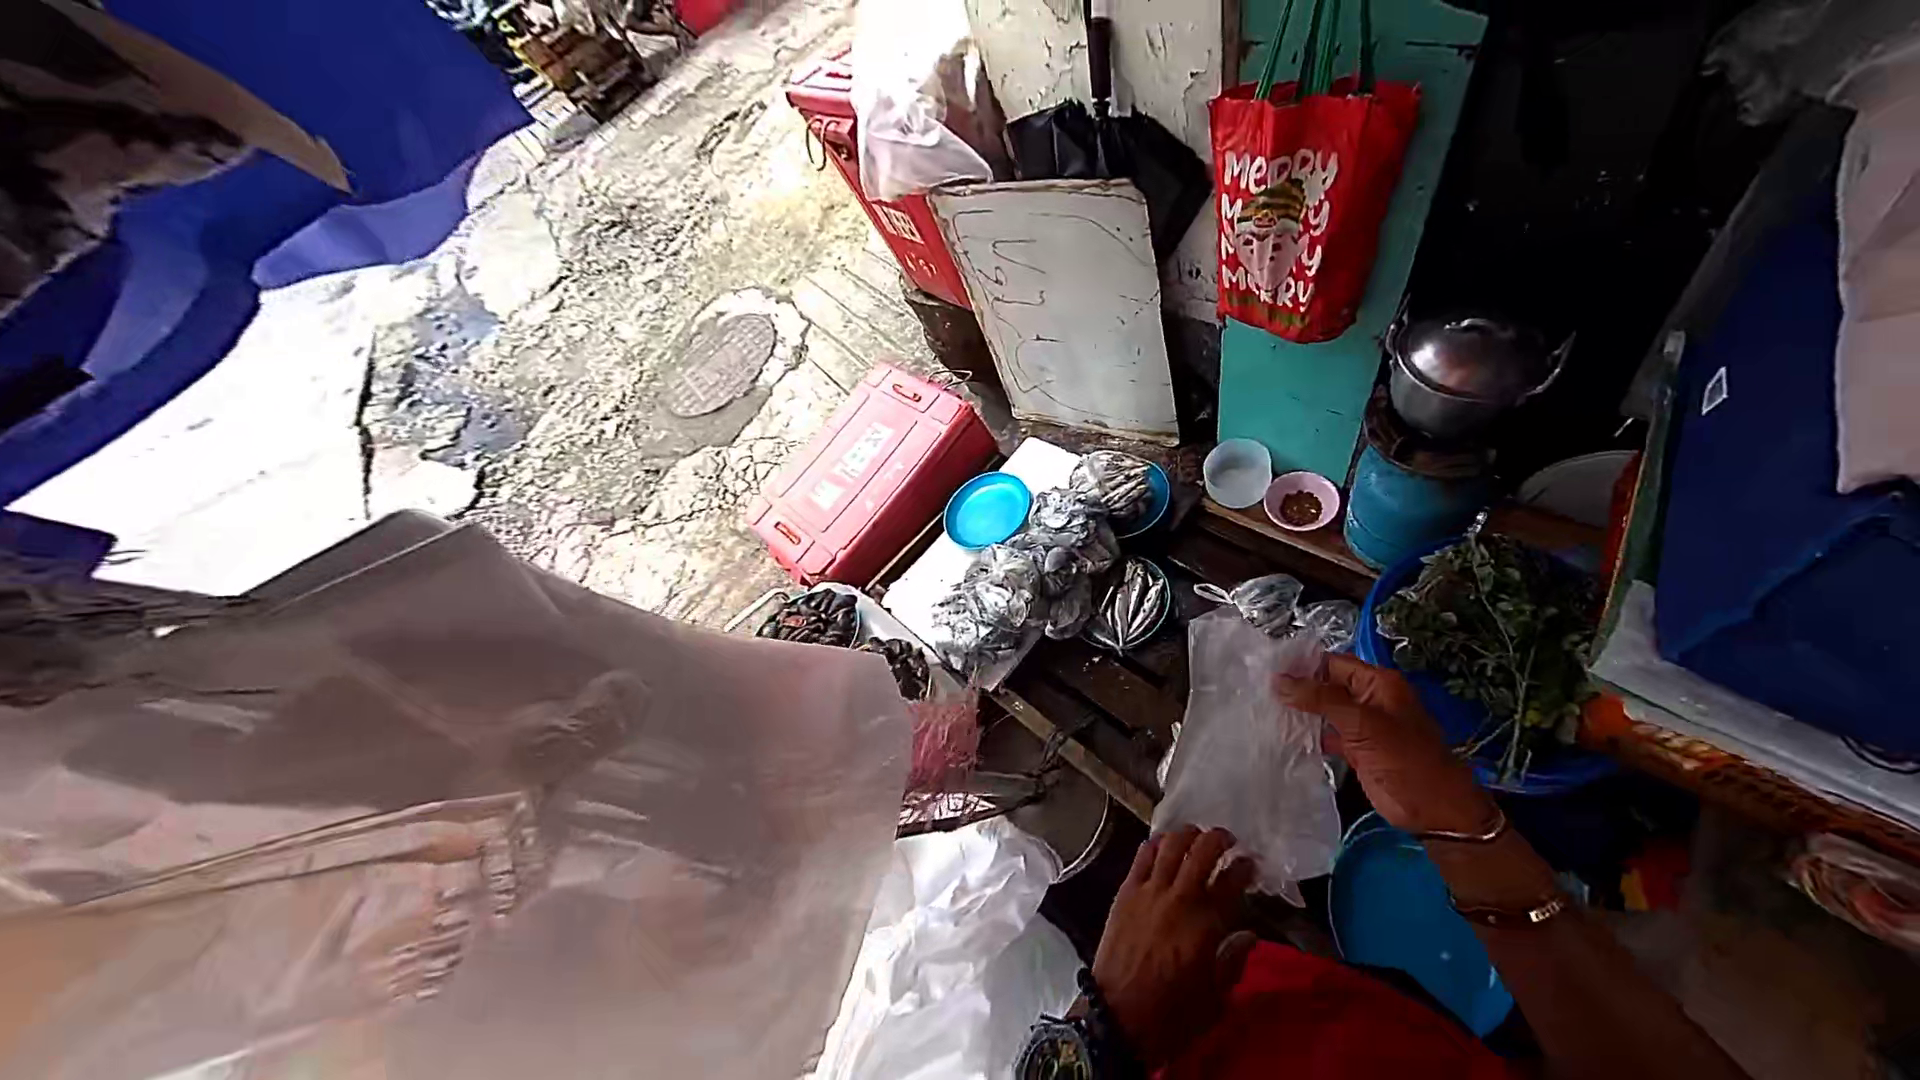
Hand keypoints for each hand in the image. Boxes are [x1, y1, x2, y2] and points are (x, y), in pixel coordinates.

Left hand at [1090, 825, 1257, 1068]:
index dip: (1244, 868)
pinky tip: (1164, 843)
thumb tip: (1249, 935)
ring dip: (1187, 835)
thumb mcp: (1215, 998)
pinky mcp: (1126, 891)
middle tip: (1228, 839)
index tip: (1251, 863)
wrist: (1119, 1016)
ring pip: (1170, 846)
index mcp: (1206, 925)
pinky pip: (1142, 857)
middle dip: (1218, 840)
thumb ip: (1234, 961)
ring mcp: (1149, 891)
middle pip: (1201, 853)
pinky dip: (1155, 844)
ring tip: (1197, 834)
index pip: (1231, 882)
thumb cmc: (1172, 1014)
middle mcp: (1179, 899)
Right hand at [1276, 654, 1494, 835]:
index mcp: (1376, 683)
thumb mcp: (1362, 723)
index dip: (1300, 664)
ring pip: (1321, 709)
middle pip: (1324, 684)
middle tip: (1257, 688)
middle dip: (1295, 687)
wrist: (1434, 810)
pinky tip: (1280, 733)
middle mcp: (1366, 699)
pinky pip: (1323, 732)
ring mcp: (1359, 725)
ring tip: (1261, 707)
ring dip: (1297, 710)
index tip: (1265, 668)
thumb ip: (1320, 699)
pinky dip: (1305, 733)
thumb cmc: (1405, 758)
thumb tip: (1278, 680)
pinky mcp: (1353, 748)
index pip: (1331, 663)